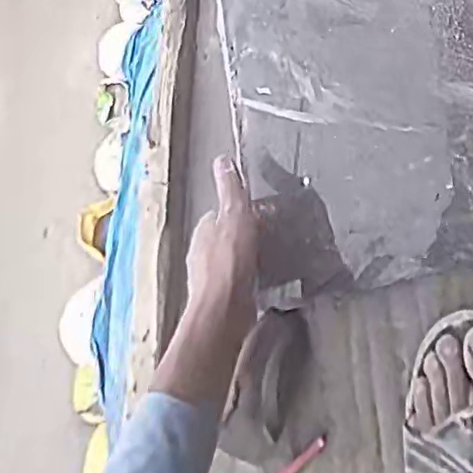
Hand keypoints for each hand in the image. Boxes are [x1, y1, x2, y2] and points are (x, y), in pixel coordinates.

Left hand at [184, 155, 260, 333]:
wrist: (225, 313)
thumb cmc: (229, 261)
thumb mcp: (235, 214)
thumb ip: (231, 189)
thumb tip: (221, 160)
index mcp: (204, 229)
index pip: (221, 211)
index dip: (240, 210)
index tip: (258, 212)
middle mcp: (202, 253)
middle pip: (226, 236)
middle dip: (244, 235)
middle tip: (268, 234)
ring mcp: (210, 277)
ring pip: (232, 259)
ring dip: (247, 258)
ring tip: (270, 257)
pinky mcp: (222, 298)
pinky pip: (239, 281)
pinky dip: (250, 278)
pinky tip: (264, 280)